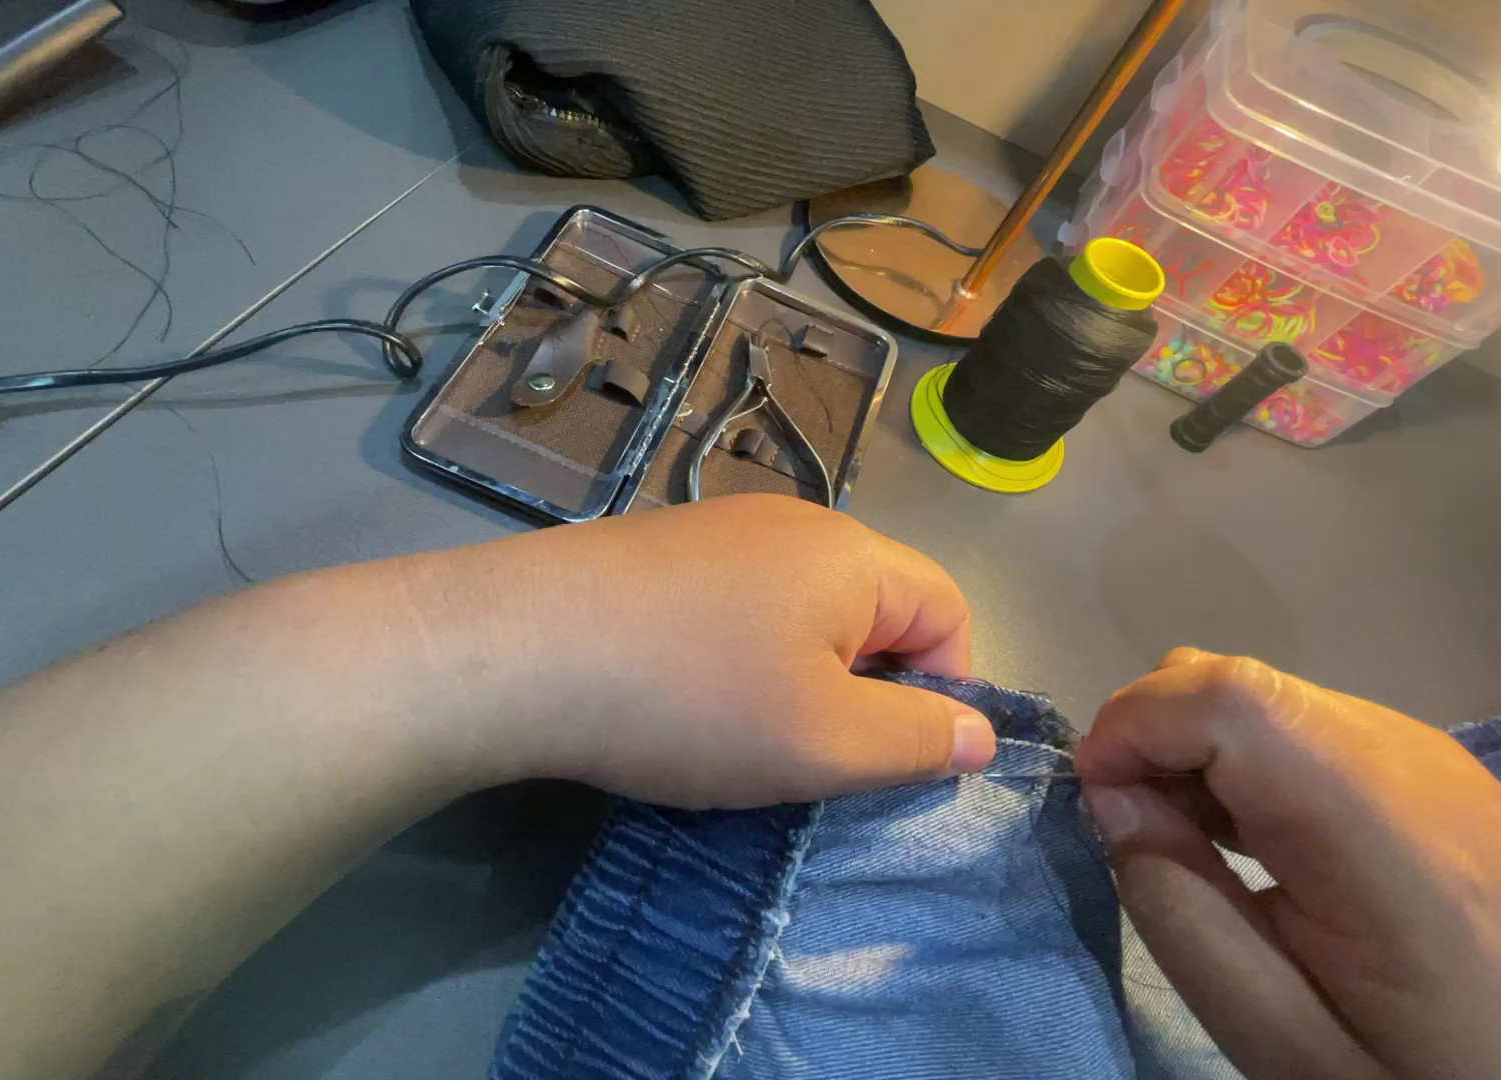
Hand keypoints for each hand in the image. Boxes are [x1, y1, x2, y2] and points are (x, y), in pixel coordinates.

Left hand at [390, 494, 994, 807]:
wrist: (521, 647)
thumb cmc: (693, 696)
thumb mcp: (826, 740)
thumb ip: (920, 739)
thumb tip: (979, 730)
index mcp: (851, 553)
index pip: (949, 611)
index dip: (948, 689)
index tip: (898, 755)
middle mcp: (791, 523)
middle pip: (874, 608)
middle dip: (867, 687)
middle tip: (817, 752)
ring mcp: (717, 530)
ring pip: (800, 611)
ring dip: (798, 676)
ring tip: (746, 730)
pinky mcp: (661, 552)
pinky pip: (735, 605)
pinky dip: (737, 655)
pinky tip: (688, 691)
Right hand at [1075, 648, 1500, 1079]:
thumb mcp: (1268, 1029)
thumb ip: (1171, 899)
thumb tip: (1112, 791)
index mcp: (1388, 839)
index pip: (1230, 701)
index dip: (1133, 724)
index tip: (1097, 796)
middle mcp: (1411, 762)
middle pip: (1229, 680)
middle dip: (1148, 734)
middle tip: (1137, 822)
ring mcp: (1423, 752)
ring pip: (1248, 690)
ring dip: (1185, 745)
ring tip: (1190, 833)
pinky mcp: (1420, 760)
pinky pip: (1285, 716)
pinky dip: (1230, 754)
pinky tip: (1245, 829)